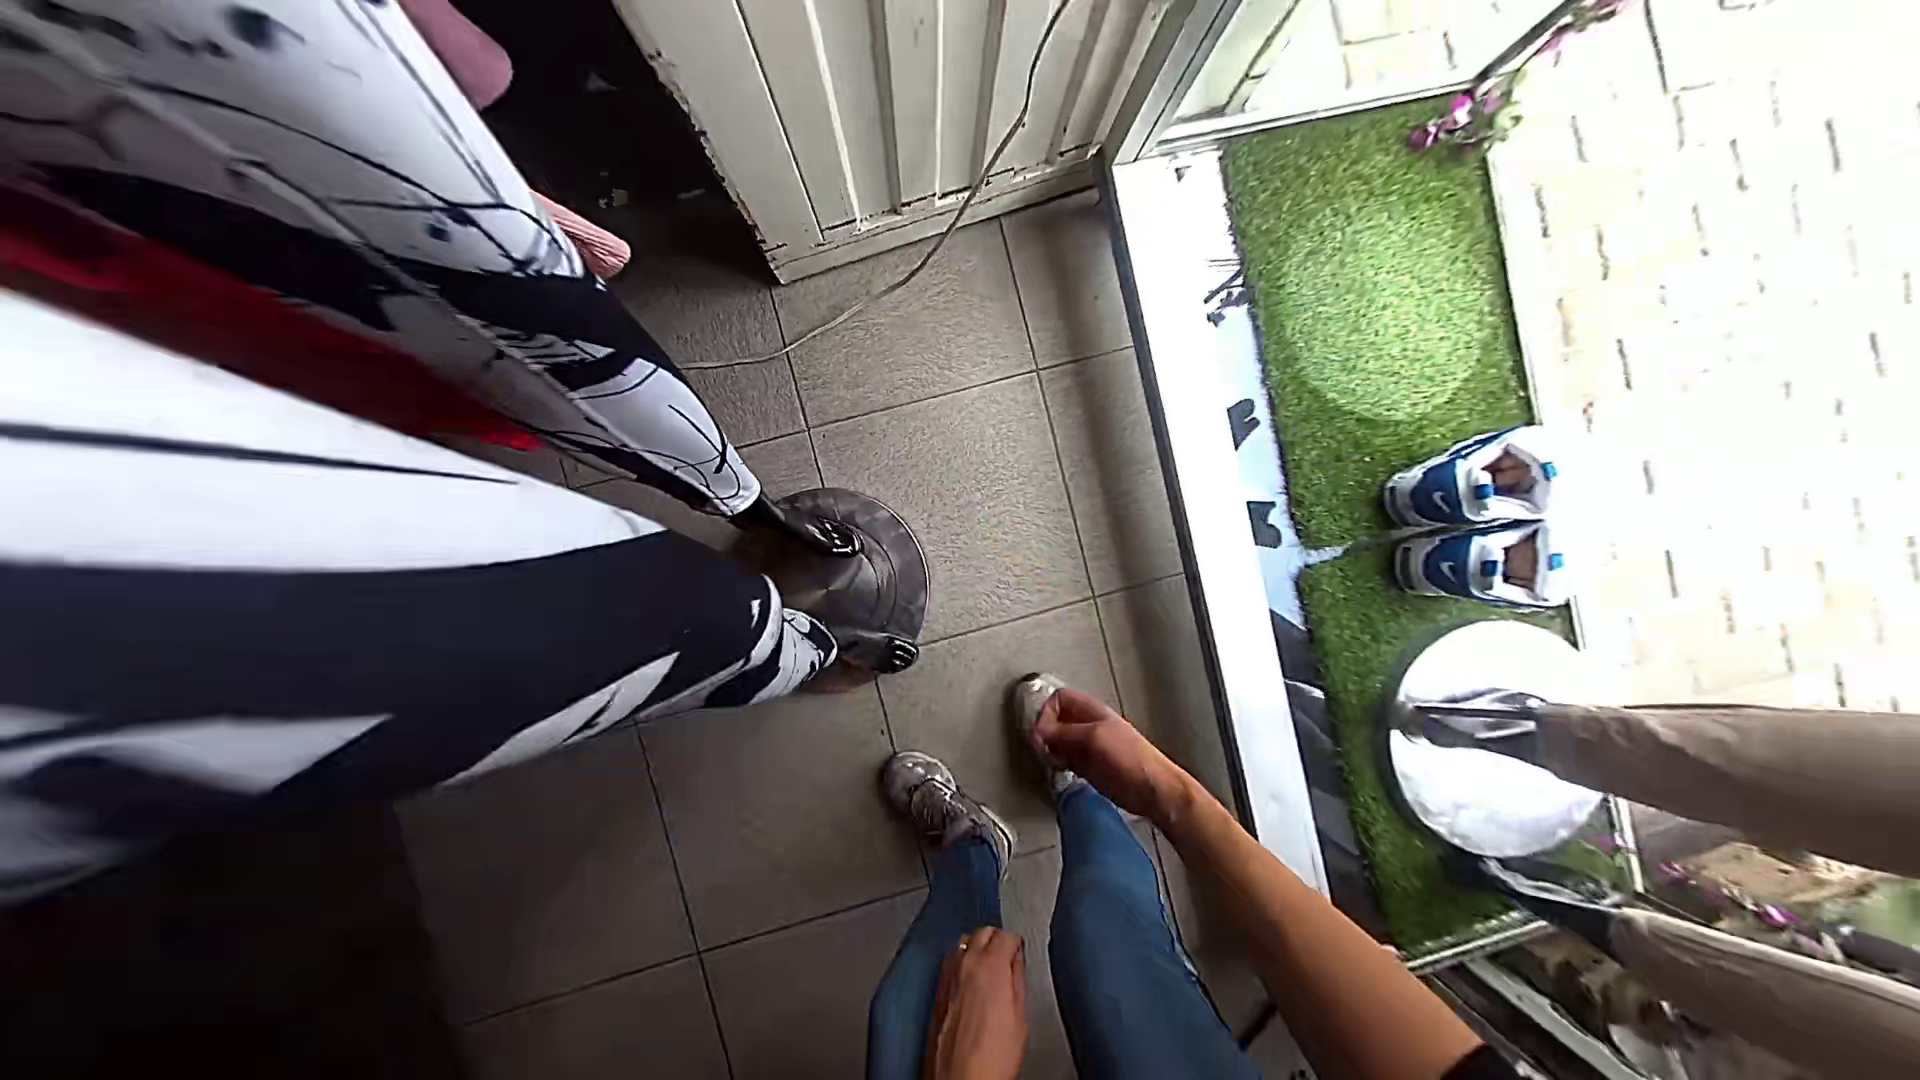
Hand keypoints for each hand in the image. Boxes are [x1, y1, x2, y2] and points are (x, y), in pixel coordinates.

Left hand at [925, 926, 1027, 1079]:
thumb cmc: (993, 1056)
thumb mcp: (1021, 1015)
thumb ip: (1018, 977)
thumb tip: (1016, 960)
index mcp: (991, 964)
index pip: (1007, 935)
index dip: (1016, 943)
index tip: (1020, 952)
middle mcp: (967, 962)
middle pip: (984, 932)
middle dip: (997, 939)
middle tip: (1007, 956)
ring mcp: (949, 974)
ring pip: (965, 943)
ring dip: (977, 947)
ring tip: (989, 967)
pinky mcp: (938, 988)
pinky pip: (951, 961)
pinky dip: (962, 962)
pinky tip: (970, 980)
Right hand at [1030, 688, 1197, 824]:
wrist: (1152, 789)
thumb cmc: (1133, 759)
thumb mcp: (1093, 737)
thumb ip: (1063, 732)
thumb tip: (1038, 730)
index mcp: (1091, 710)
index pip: (1058, 699)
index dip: (1046, 712)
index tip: (1040, 730)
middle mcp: (1088, 725)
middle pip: (1055, 719)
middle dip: (1044, 731)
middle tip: (1041, 745)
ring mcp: (1087, 746)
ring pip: (1058, 740)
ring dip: (1049, 748)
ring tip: (1050, 757)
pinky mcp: (1088, 766)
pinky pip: (1064, 759)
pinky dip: (1057, 763)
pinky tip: (1060, 769)